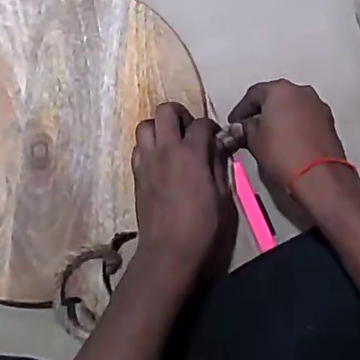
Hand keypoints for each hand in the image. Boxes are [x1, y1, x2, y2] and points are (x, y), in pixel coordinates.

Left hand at [131, 103, 232, 286]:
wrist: (169, 249)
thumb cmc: (202, 225)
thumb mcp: (223, 194)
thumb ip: (219, 164)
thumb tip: (219, 146)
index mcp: (191, 153)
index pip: (201, 123)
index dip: (211, 127)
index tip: (216, 137)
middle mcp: (166, 149)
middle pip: (165, 110)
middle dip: (180, 114)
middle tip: (189, 131)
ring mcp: (147, 160)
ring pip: (145, 125)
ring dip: (159, 128)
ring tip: (172, 143)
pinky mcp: (136, 174)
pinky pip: (138, 147)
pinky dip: (148, 147)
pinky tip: (160, 161)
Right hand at [228, 80, 347, 195]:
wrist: (318, 176)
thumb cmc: (284, 154)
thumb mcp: (254, 140)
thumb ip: (245, 128)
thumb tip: (244, 127)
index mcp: (279, 90)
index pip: (253, 94)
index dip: (241, 109)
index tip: (235, 122)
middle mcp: (301, 91)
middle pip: (275, 97)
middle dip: (262, 111)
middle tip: (249, 128)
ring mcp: (317, 105)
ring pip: (293, 106)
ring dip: (280, 118)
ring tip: (269, 136)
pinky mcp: (329, 121)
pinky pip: (306, 118)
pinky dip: (295, 125)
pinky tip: (287, 141)